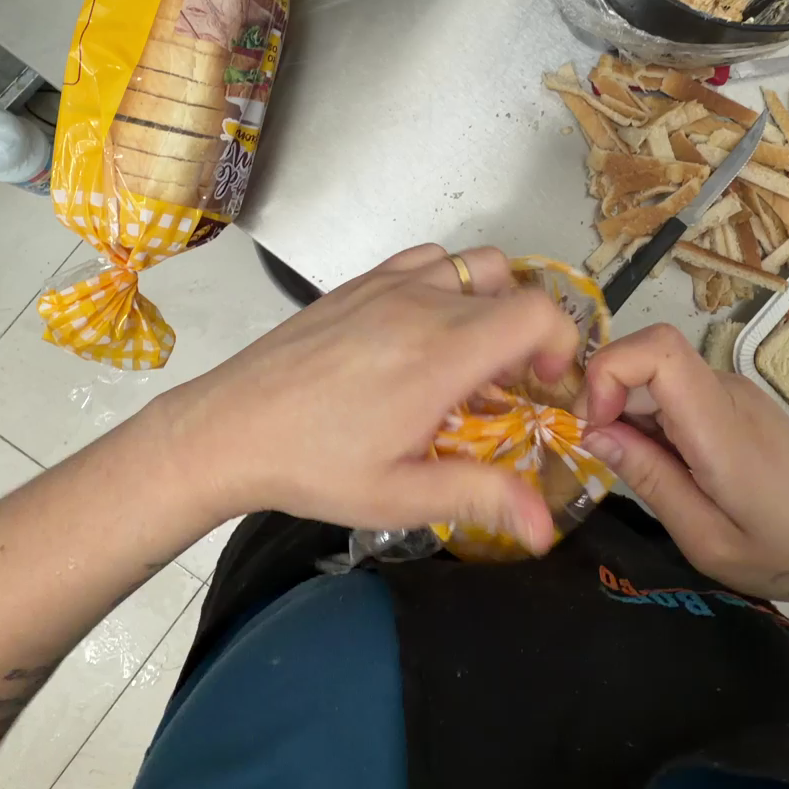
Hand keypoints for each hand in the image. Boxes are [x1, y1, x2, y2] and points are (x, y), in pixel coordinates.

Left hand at [158, 244, 580, 551]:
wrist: (228, 428)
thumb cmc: (315, 467)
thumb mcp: (401, 496)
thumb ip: (482, 497)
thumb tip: (547, 529)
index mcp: (442, 353)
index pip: (537, 312)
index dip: (561, 343)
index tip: (543, 386)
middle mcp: (423, 303)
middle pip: (514, 285)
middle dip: (529, 332)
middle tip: (505, 384)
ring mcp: (389, 284)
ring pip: (474, 263)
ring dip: (491, 300)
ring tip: (467, 352)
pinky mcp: (360, 281)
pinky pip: (428, 259)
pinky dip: (447, 281)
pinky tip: (423, 327)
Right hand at [577, 324, 788, 600]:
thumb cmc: (786, 553)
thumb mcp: (706, 539)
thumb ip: (649, 479)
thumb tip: (591, 432)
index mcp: (722, 427)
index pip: (659, 350)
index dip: (609, 371)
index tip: (593, 426)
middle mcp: (727, 391)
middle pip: (647, 356)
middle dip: (606, 395)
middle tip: (602, 454)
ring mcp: (733, 390)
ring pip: (656, 373)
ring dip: (628, 410)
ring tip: (640, 469)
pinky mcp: (734, 399)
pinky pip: (676, 390)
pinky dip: (651, 417)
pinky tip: (667, 463)